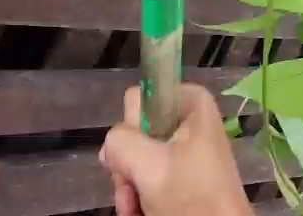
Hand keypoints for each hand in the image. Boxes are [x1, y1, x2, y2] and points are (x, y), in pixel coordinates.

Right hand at [100, 84, 252, 215]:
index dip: (132, 130)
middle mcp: (188, 120)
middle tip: (132, 193)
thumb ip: (121, 142)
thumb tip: (110, 146)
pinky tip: (141, 213)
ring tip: (135, 210)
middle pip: (136, 132)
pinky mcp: (183, 176)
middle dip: (129, 168)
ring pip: (138, 159)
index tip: (137, 159)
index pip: (139, 99)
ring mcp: (186, 149)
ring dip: (130, 188)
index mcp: (190, 102)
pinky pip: (150, 177)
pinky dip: (141, 198)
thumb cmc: (192, 200)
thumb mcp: (150, 166)